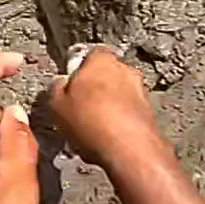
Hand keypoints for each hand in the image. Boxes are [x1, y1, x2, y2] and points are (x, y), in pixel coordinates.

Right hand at [46, 44, 160, 169]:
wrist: (129, 149)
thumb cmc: (90, 121)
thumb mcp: (56, 105)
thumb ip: (56, 88)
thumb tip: (60, 82)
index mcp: (101, 60)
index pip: (89, 54)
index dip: (77, 69)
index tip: (68, 84)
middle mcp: (125, 70)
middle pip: (104, 75)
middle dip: (93, 89)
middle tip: (76, 109)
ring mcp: (140, 91)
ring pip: (116, 95)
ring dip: (105, 107)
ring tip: (89, 129)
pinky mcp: (149, 113)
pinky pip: (126, 113)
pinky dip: (116, 122)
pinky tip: (104, 138)